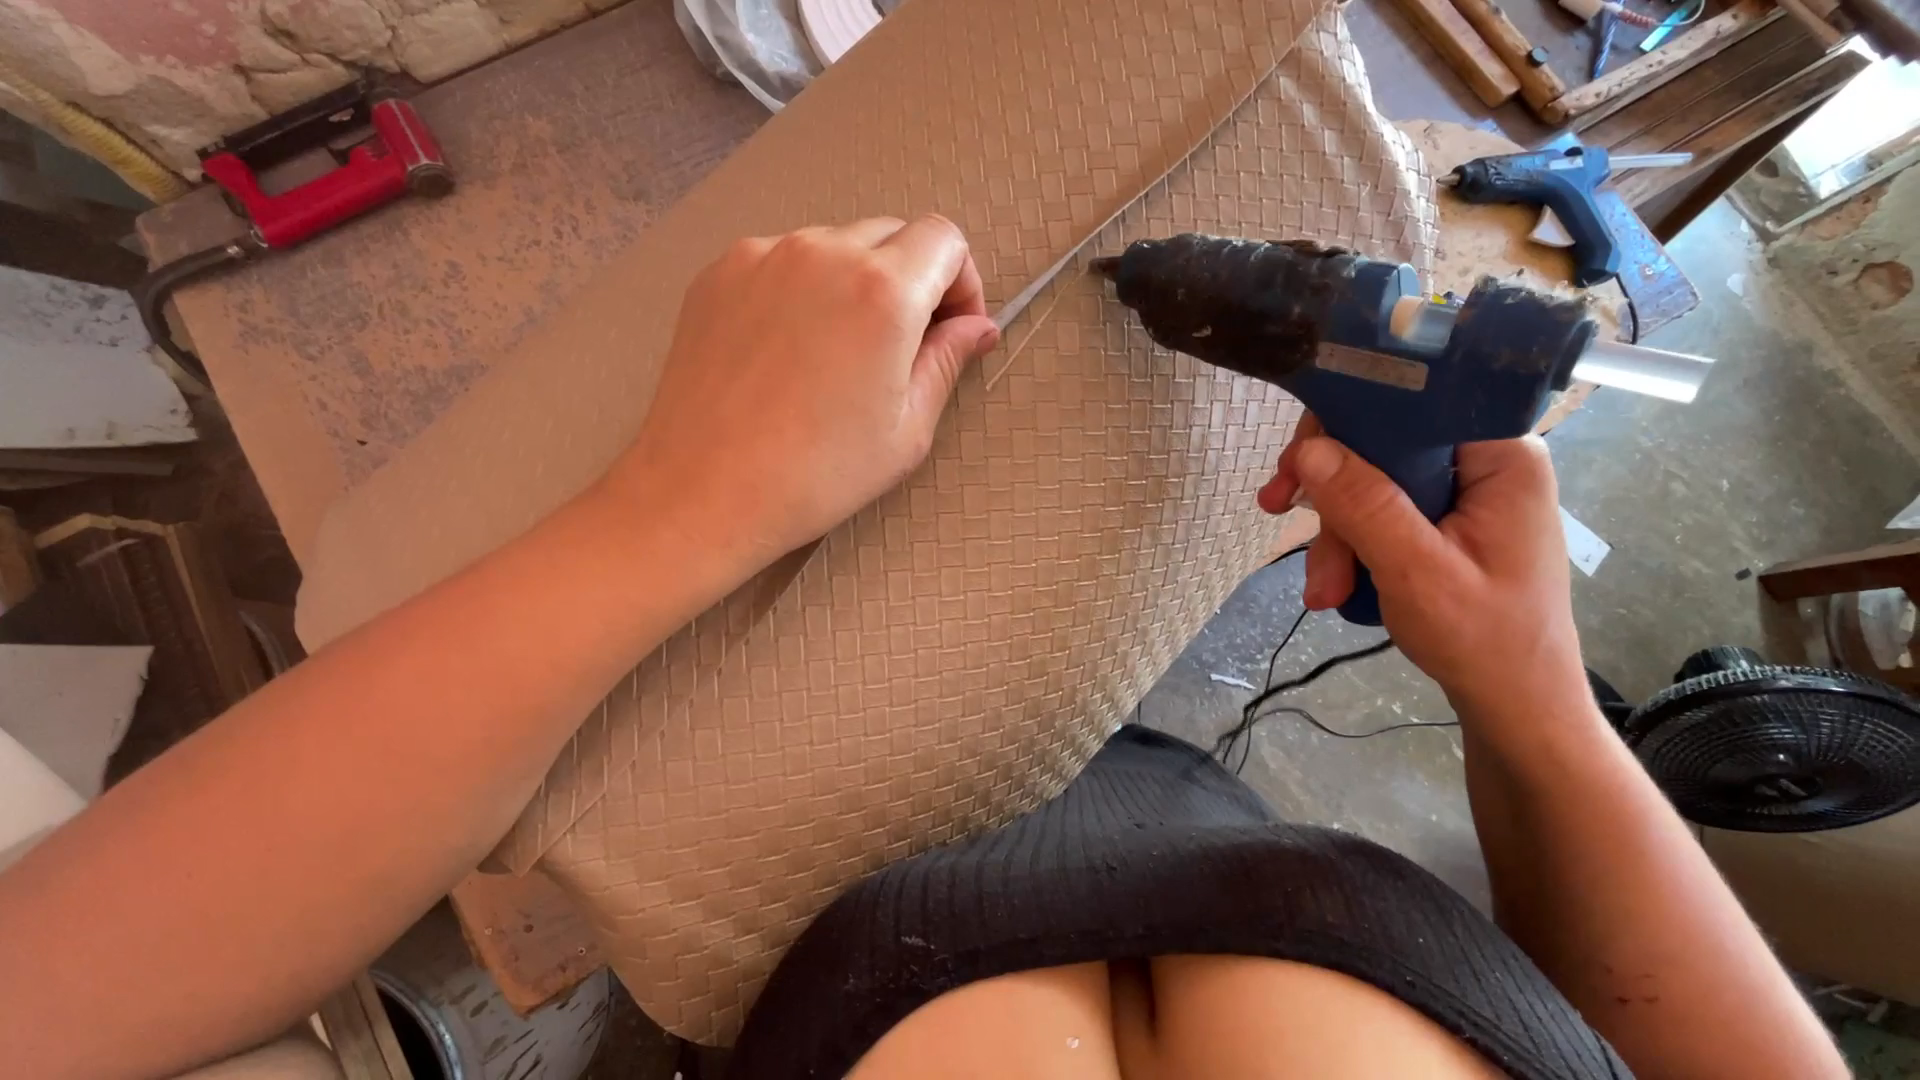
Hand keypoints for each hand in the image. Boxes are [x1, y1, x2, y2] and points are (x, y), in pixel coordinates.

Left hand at [603, 215, 999, 568]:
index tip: (952, 325)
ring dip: (855, 283)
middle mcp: (823, 255)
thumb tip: (974, 329)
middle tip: (903, 345)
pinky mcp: (722, 273)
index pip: (944, 239)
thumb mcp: (905, 430)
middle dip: (912, 280)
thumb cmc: (809, 475)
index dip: (961, 281)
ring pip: (835, 245)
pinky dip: (802, 290)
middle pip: (892, 235)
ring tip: (839, 355)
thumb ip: (947, 362)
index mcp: (883, 293)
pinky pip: (783, 261)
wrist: (704, 491)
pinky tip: (792, 351)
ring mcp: (765, 258)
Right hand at [1257, 416, 1587, 721]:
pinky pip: (1381, 511)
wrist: (1516, 704)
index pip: (1411, 404)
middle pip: (1381, 445)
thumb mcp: (1417, 573)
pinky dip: (1351, 545)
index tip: (1296, 464)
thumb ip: (1365, 507)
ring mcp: (1464, 492)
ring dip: (1335, 535)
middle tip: (1282, 520)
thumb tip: (1309, 449)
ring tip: (1323, 591)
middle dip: (1330, 496)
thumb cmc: (1485, 641)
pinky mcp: (1445, 520)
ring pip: (1371, 482)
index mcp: (1501, 456)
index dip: (1345, 422)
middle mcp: (1483, 461)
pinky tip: (1336, 584)